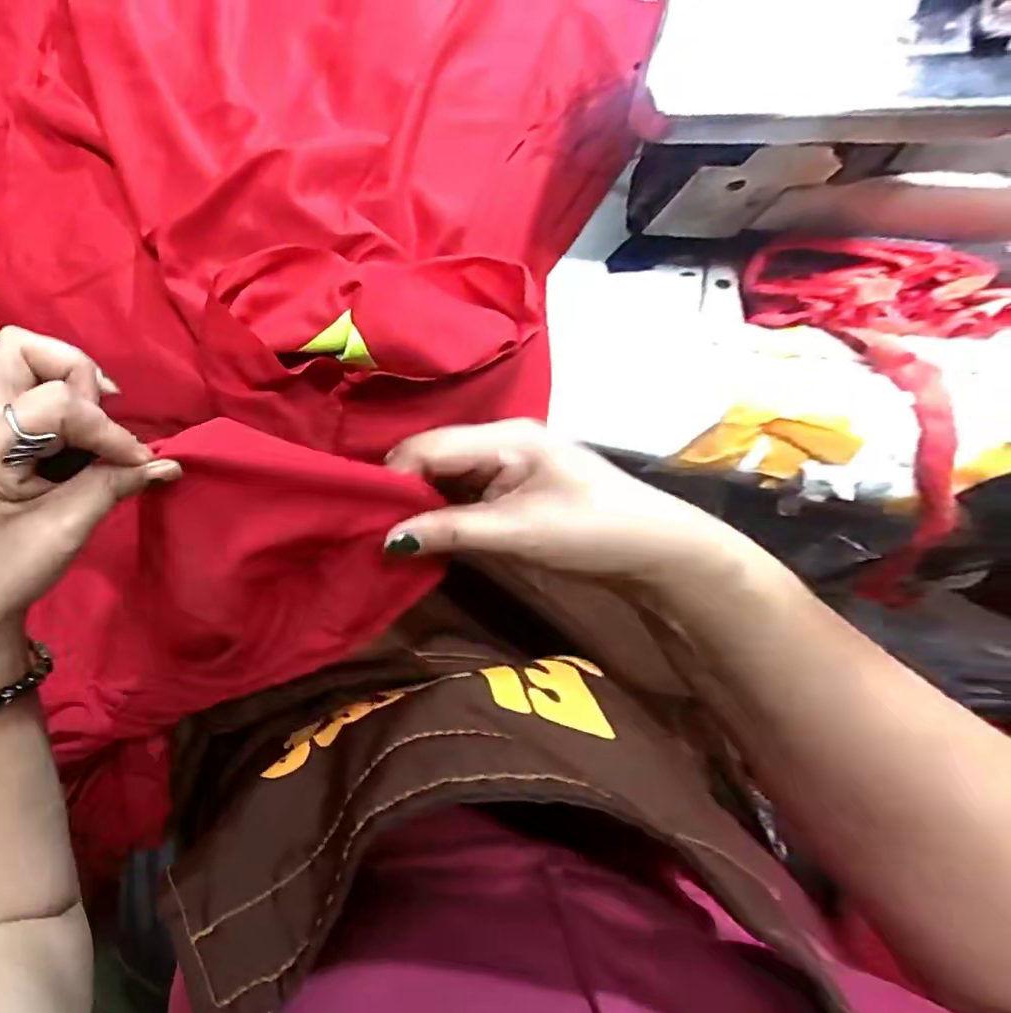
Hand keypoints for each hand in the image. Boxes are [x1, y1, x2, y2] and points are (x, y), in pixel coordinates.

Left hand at [0, 328, 180, 691]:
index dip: (102, 426)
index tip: (132, 458)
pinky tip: (82, 431)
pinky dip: (62, 399)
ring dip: (68, 380)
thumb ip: (112, 485)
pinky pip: (26, 389)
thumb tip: (166, 462)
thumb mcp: (66, 530)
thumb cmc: (12, 572)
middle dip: (72, 369)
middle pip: (17, 349)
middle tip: (100, 414)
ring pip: (20, 361)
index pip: (51, 402)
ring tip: (95, 422)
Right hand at [382, 420, 759, 593]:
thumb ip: (448, 531)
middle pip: (425, 456)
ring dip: (411, 502)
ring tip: (388, 530)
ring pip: (433, 474)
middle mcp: (497, 440)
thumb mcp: (518, 533)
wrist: (664, 555)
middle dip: (397, 490)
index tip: (368, 516)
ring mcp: (498, 462)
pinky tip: (417, 530)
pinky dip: (430, 510)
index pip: (427, 447)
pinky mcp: (500, 485)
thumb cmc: (598, 533)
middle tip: (372, 525)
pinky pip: (449, 490)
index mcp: (506, 437)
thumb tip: (385, 540)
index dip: (393, 479)